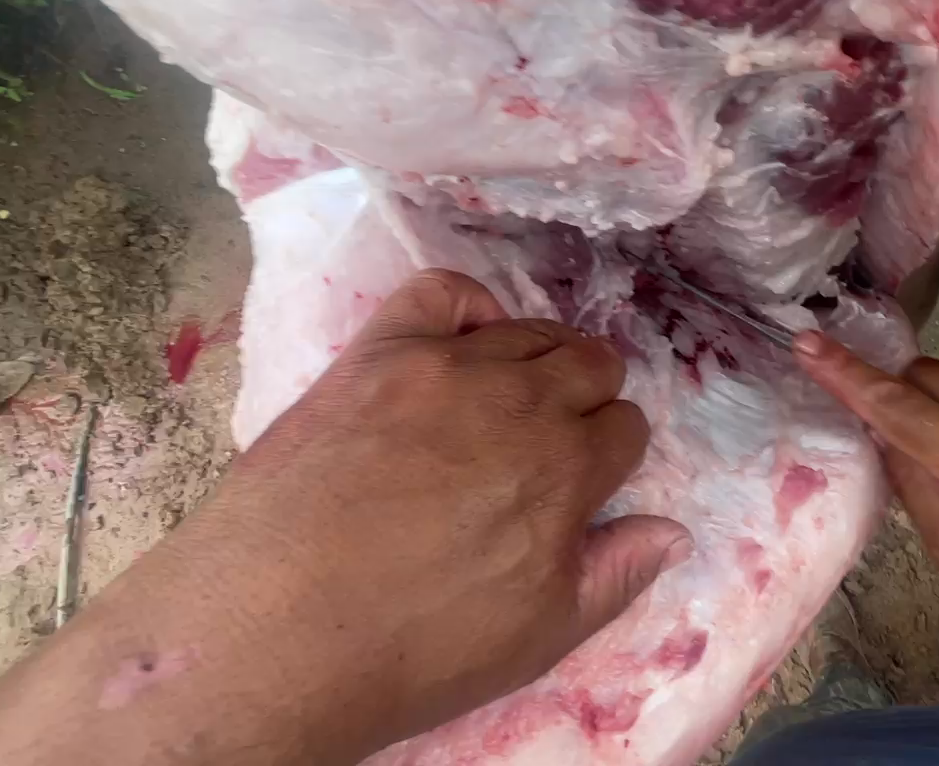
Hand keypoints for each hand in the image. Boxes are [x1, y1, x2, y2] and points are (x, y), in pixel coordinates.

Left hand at [0, 269, 691, 765]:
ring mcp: (448, 366)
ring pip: (533, 329)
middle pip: (593, 361)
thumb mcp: (537, 637)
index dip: (614, 452)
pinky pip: (443, 291)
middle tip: (551, 438)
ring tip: (509, 397)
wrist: (262, 635)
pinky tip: (465, 339)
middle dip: (591, 396)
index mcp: (567, 467)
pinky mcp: (381, 350)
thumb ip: (617, 575)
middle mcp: (522, 399)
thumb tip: (675, 530)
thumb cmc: (410, 648)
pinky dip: (467, 306)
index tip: (588, 478)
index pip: (628, 425)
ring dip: (540, 358)